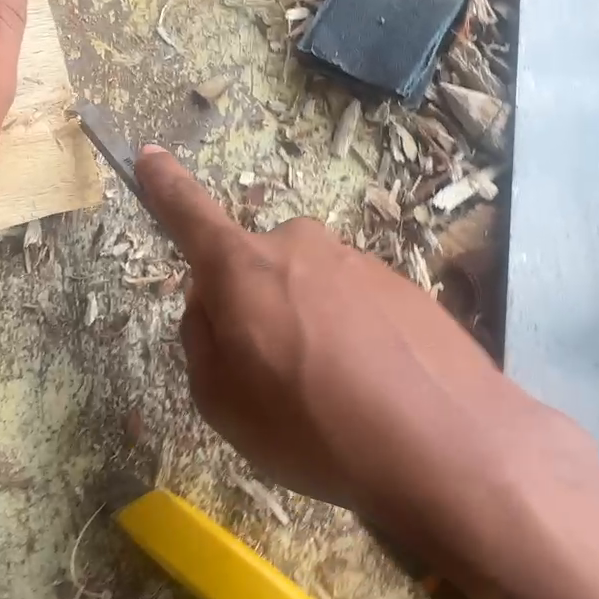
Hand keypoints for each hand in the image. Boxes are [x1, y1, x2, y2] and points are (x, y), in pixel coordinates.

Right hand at [136, 146, 598, 583]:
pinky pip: (355, 308)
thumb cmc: (310, 426)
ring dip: (307, 329)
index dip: (163, 187)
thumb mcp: (220, 402)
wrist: (448, 445)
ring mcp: (358, 262)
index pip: (189, 215)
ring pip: (308, 290)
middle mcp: (299, 247)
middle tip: (271, 378)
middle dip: (252, 308)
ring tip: (332, 399)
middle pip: (255, 269)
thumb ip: (201, 342)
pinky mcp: (405, 286)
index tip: (149, 154)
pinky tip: (374, 393)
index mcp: (242, 269)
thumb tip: (212, 307)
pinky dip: (352, 341)